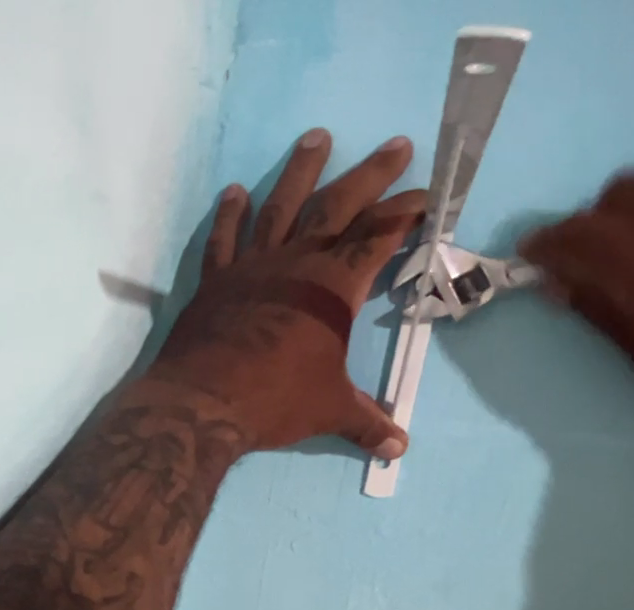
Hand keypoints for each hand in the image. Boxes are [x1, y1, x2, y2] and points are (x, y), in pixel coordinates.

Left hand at [141, 129, 428, 458]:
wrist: (203, 402)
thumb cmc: (275, 400)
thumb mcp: (329, 410)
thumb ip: (366, 422)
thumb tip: (400, 448)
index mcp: (332, 287)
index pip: (379, 237)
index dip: (407, 213)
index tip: (430, 194)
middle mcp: (295, 264)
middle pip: (338, 206)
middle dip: (371, 174)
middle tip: (396, 144)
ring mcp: (251, 268)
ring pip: (280, 206)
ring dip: (300, 170)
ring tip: (315, 136)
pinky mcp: (214, 282)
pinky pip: (224, 239)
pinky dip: (229, 215)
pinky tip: (234, 192)